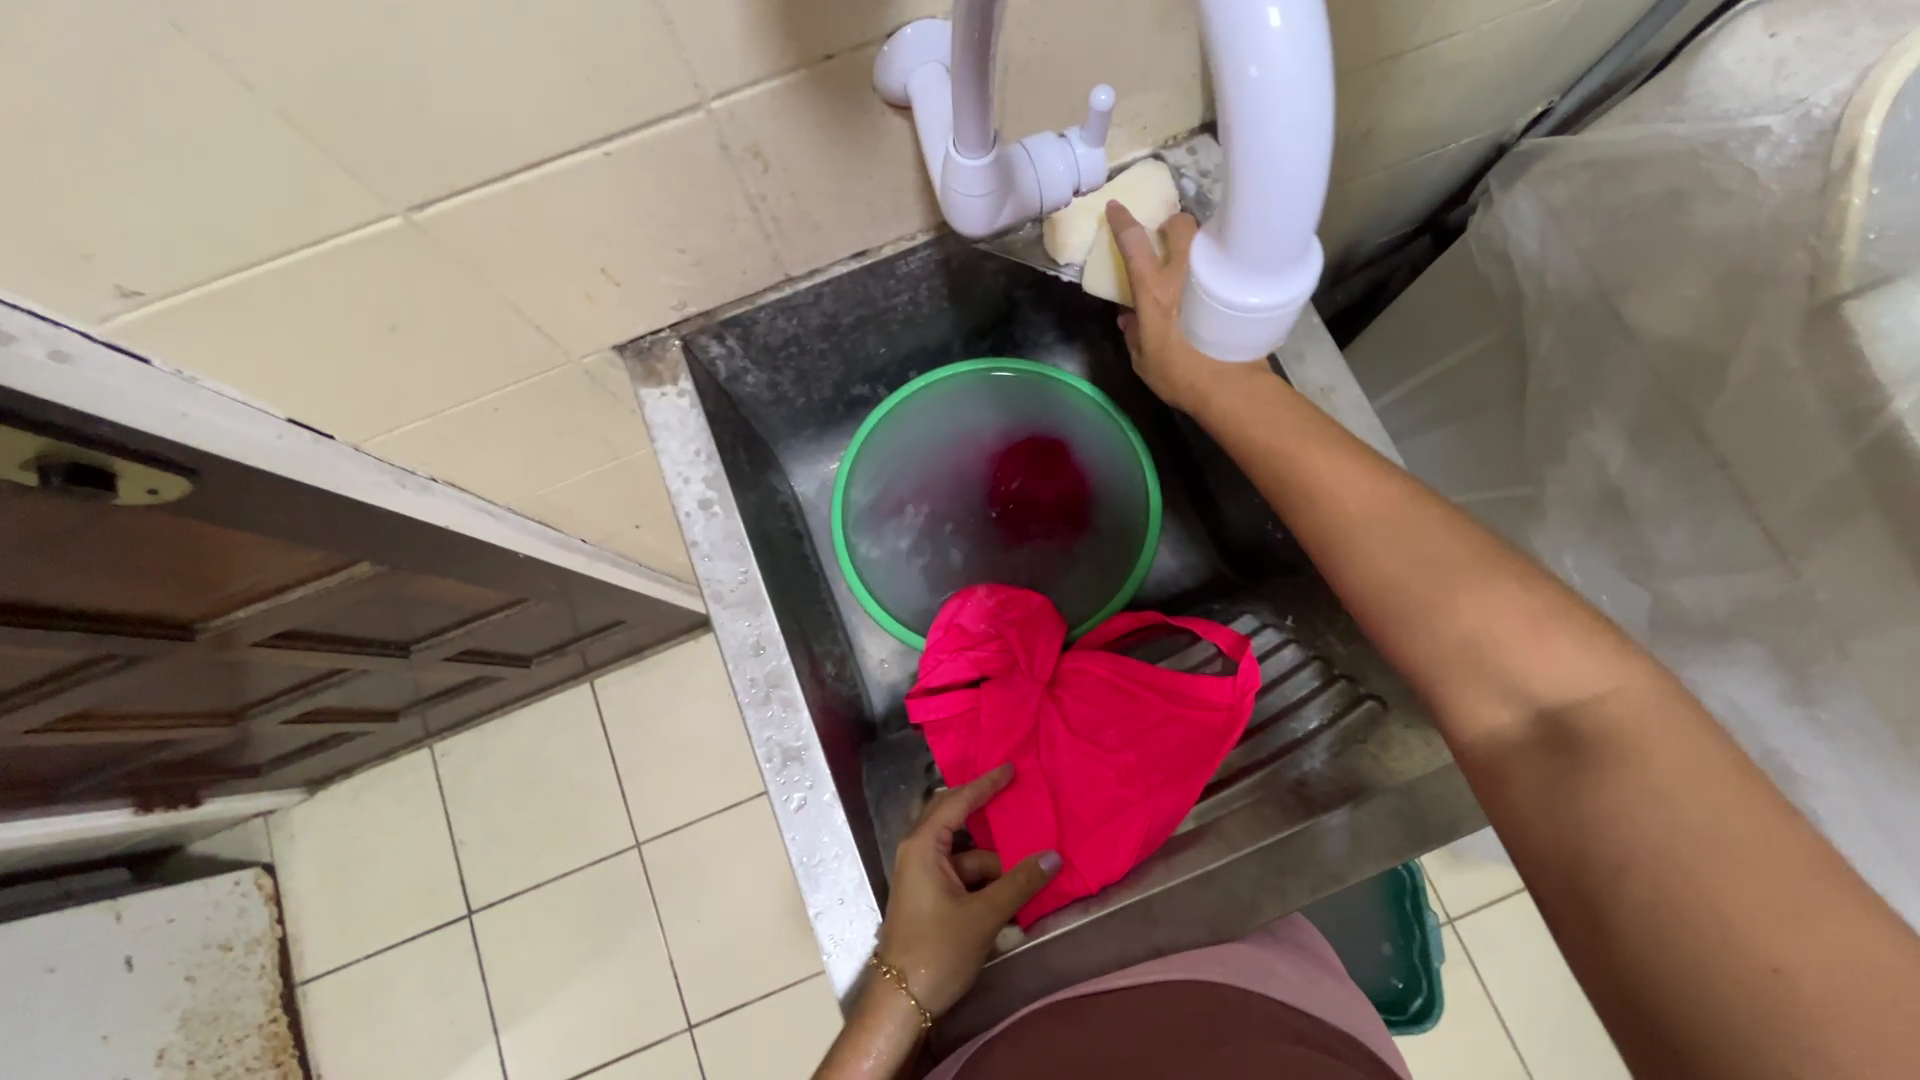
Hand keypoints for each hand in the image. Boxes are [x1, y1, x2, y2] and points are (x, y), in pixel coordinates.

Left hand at [875, 764, 1059, 1016]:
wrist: (901, 1001)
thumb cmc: (937, 950)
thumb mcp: (984, 915)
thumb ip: (1020, 882)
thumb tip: (1053, 857)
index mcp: (923, 846)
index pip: (957, 801)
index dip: (985, 785)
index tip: (1010, 769)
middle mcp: (918, 853)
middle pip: (956, 822)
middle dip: (986, 816)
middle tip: (1017, 802)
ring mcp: (921, 877)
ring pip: (965, 857)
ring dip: (993, 865)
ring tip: (1027, 875)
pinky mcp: (928, 898)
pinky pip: (961, 877)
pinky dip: (984, 883)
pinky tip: (1010, 899)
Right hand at [1105, 201, 1255, 411]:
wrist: (1231, 386)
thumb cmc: (1181, 375)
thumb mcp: (1143, 361)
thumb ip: (1133, 334)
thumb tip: (1128, 317)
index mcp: (1154, 290)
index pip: (1134, 242)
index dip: (1122, 221)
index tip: (1116, 208)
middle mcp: (1184, 272)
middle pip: (1180, 224)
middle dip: (1172, 224)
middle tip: (1167, 239)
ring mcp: (1214, 275)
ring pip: (1206, 238)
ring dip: (1196, 243)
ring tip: (1194, 260)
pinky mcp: (1237, 285)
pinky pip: (1222, 261)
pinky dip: (1214, 264)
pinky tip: (1213, 281)